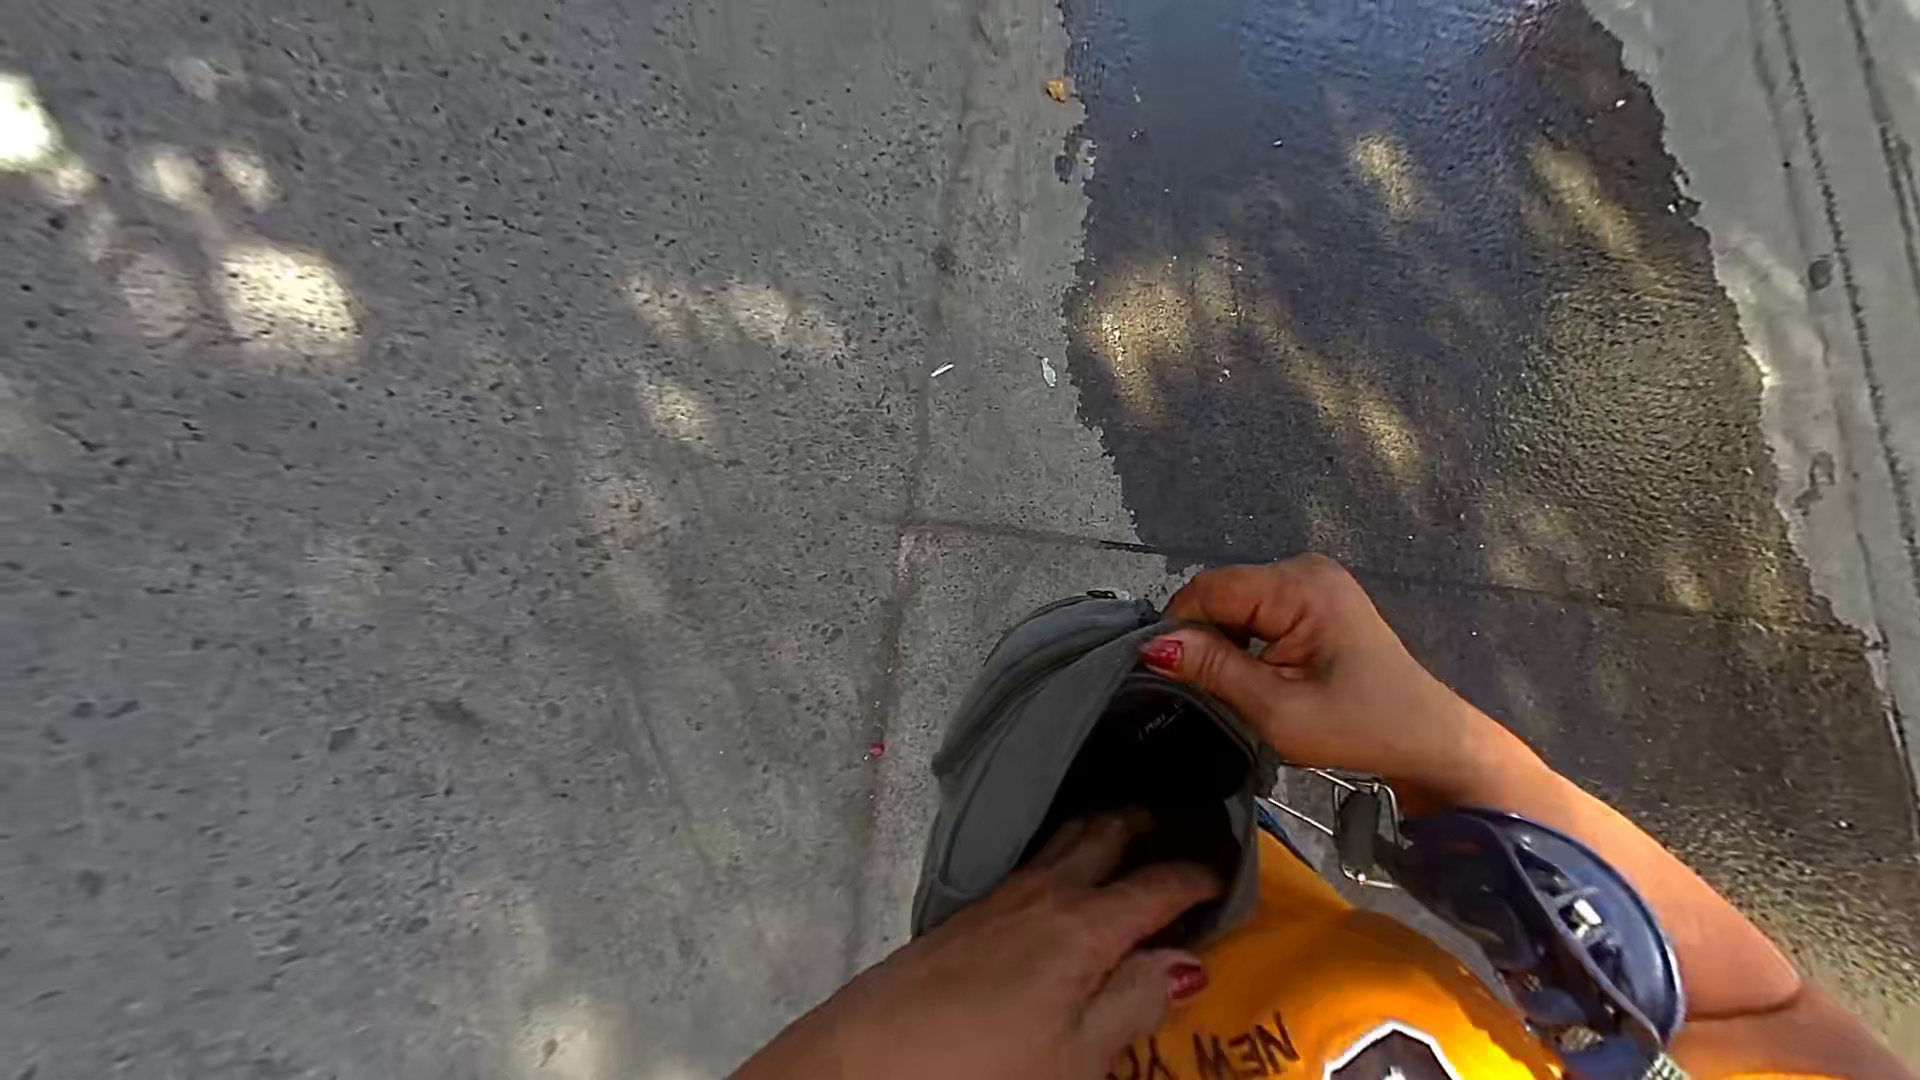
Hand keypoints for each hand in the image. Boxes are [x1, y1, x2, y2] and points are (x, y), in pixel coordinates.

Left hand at [734, 814, 1218, 1079]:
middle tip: (1169, 821)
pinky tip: (1065, 866)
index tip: (1220, 872)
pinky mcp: (981, 900)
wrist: (880, 1050)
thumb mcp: (1076, 1057)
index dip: (1192, 877)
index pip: (1152, 887)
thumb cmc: (988, 1062)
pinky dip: (1066, 846)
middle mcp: (1047, 890)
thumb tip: (1187, 963)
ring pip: (1066, 837)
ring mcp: (1009, 890)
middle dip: (1140, 822)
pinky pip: (1038, 855)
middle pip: (1102, 834)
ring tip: (1125, 827)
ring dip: (1101, 826)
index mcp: (1083, 927)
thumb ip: (1133, 1002)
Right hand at [1140, 556, 1532, 801]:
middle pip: (1219, 592)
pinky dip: (1241, 636)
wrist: (1430, 743)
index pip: (1208, 590)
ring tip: (1230, 679)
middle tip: (1205, 683)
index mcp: (1299, 587)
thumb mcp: (1276, 708)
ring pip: (1232, 600)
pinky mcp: (1312, 595)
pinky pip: (1253, 606)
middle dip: (1201, 635)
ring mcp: (1310, 578)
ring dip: (1220, 638)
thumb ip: (1212, 669)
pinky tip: (1252, 666)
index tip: (1168, 670)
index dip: (1179, 627)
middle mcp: (1303, 568)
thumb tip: (1152, 646)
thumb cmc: (1358, 729)